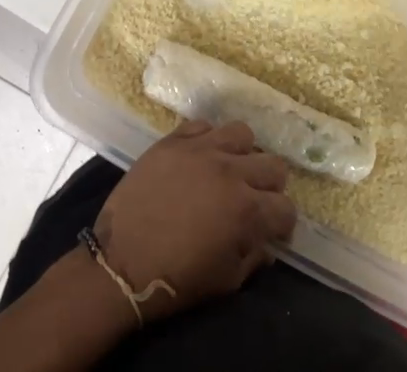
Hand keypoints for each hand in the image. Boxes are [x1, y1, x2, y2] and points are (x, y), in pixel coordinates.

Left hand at [94, 120, 295, 322]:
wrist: (121, 264)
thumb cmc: (177, 279)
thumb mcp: (227, 281)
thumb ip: (254, 258)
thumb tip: (267, 245)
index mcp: (247, 210)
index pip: (286, 208)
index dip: (282, 223)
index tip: (273, 231)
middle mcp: (230, 172)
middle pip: (273, 165)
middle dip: (271, 186)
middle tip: (255, 199)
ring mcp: (200, 151)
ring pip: (242, 133)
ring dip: (243, 153)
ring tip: (229, 170)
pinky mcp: (172, 142)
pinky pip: (201, 125)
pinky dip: (207, 140)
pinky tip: (199, 158)